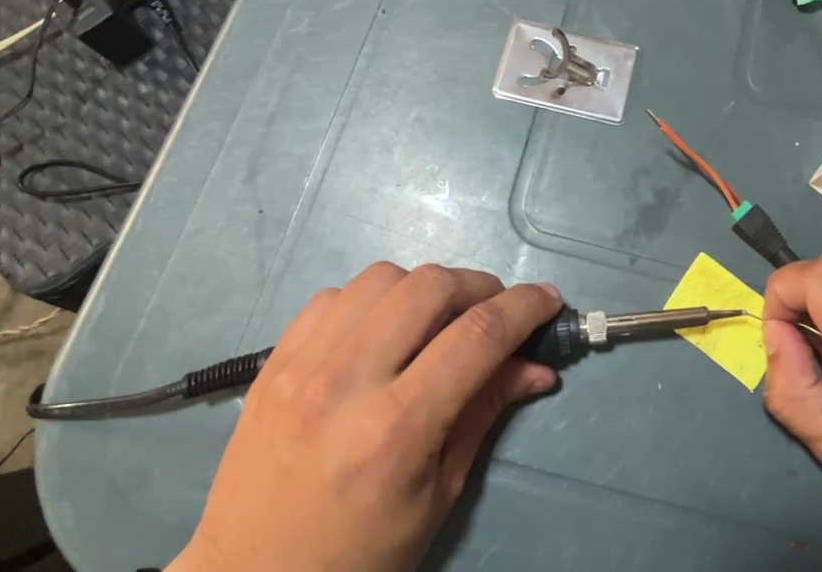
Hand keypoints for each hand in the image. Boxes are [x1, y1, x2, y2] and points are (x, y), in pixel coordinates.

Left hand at [171, 263, 562, 571]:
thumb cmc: (358, 556)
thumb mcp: (438, 495)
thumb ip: (485, 414)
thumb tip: (538, 366)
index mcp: (396, 429)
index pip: (478, 336)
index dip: (524, 307)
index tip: (548, 300)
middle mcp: (346, 382)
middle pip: (431, 286)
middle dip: (480, 287)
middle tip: (495, 312)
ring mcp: (302, 364)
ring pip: (383, 277)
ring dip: (425, 288)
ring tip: (437, 322)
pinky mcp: (273, 360)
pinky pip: (334, 295)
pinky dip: (372, 300)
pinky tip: (381, 333)